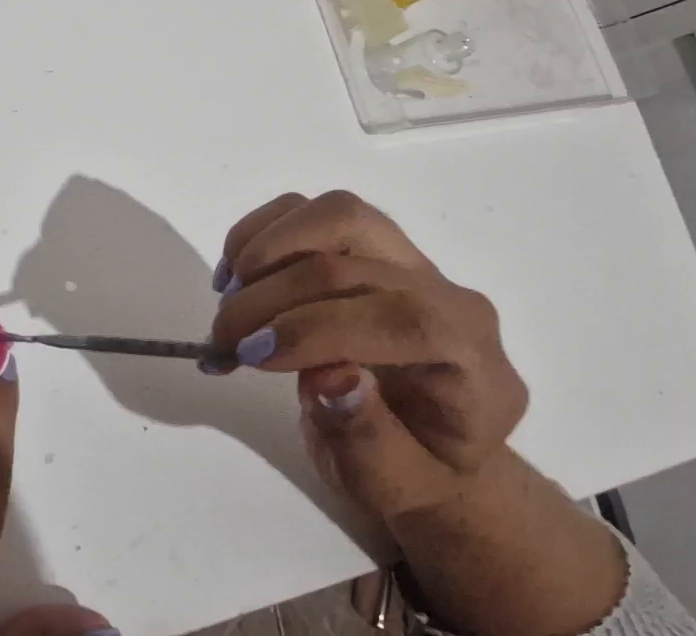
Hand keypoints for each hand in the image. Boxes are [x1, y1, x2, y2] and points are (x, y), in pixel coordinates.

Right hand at [209, 191, 528, 519]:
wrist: (425, 443)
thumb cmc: (409, 470)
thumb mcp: (392, 484)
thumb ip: (368, 441)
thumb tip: (331, 378)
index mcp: (472, 359)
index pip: (406, 317)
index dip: (319, 328)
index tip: (251, 356)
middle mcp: (447, 295)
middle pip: (356, 260)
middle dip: (270, 295)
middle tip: (223, 339)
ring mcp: (405, 260)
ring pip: (336, 215)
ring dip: (264, 249)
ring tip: (229, 299)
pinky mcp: (362, 243)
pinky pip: (307, 210)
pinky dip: (257, 234)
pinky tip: (234, 277)